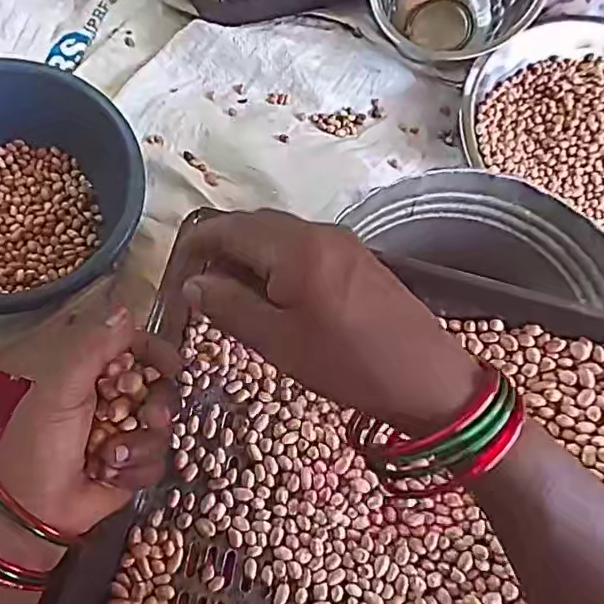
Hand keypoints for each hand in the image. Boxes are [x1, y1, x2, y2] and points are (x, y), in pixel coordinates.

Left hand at [0, 302, 178, 569]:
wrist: (33, 508)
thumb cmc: (38, 443)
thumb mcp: (60, 389)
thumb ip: (92, 349)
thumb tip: (125, 309)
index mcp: (93, 374)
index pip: (137, 350)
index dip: (158, 355)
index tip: (172, 367)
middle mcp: (114, 400)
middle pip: (162, 389)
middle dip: (157, 406)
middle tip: (148, 418)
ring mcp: (126, 434)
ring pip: (163, 429)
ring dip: (138, 445)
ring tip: (108, 458)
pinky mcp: (135, 468)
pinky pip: (158, 461)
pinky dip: (135, 470)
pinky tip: (107, 476)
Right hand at [181, 209, 484, 436]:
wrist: (427, 378)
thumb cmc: (347, 364)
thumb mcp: (278, 342)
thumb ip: (230, 307)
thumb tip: (192, 285)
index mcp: (296, 248)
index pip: (229, 228)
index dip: (196, 246)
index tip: (176, 273)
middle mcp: (319, 232)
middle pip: (253, 226)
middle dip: (219, 251)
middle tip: (198, 290)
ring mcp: (341, 243)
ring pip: (277, 238)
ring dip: (246, 259)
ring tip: (228, 299)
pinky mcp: (355, 260)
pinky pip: (301, 250)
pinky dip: (274, 266)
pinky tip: (269, 298)